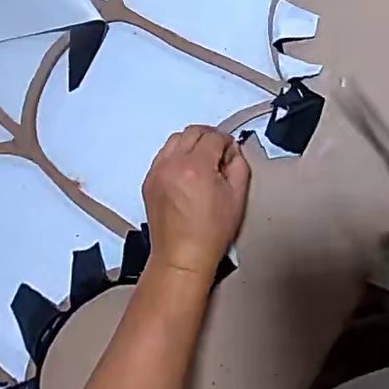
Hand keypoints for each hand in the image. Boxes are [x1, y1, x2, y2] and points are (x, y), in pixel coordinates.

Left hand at [141, 125, 250, 279]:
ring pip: (174, 140)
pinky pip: (162, 155)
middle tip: (218, 150)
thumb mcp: (237, 197)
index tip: (230, 151)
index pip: (213, 137)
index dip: (226, 141)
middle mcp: (172, 164)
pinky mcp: (149, 181)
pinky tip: (186, 169)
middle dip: (208, 137)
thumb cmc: (210, 233)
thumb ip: (239, 165)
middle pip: (192, 132)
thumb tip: (232, 150)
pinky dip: (175, 155)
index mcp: (196, 167)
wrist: (182, 257)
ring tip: (201, 159)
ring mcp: (157, 172)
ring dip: (190, 143)